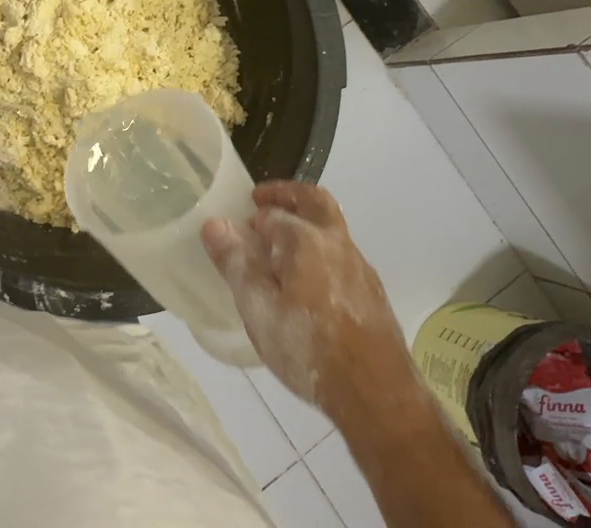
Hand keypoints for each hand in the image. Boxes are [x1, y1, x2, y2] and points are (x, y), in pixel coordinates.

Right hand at [202, 182, 405, 408]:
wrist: (377, 394)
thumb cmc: (307, 347)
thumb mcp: (257, 307)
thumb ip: (236, 262)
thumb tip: (214, 223)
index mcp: (305, 240)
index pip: (271, 213)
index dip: (249, 218)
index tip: (231, 229)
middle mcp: (337, 243)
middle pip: (314, 201)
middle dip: (287, 195)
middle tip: (261, 203)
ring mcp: (360, 267)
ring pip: (331, 229)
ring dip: (304, 225)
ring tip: (278, 252)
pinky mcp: (372, 293)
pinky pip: (341, 257)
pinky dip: (319, 253)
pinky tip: (306, 287)